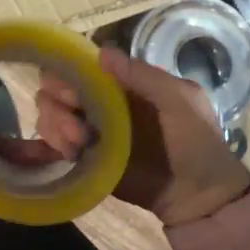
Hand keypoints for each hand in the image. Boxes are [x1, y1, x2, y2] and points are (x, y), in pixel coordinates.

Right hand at [0, 46, 249, 227]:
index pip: (78, 66)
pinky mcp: (84, 157)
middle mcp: (97, 102)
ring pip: (49, 115)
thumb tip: (101, 53)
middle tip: (76, 124)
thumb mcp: (180, 100)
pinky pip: (53, 144)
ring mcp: (88, 130)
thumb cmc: (196, 142)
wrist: (200, 196)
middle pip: (53, 89)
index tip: (73, 91)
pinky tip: (72, 154)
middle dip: (56, 102)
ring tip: (79, 143)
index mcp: (119, 84)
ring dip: (55, 124)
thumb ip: (143, 75)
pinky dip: (53, 144)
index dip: (66, 73)